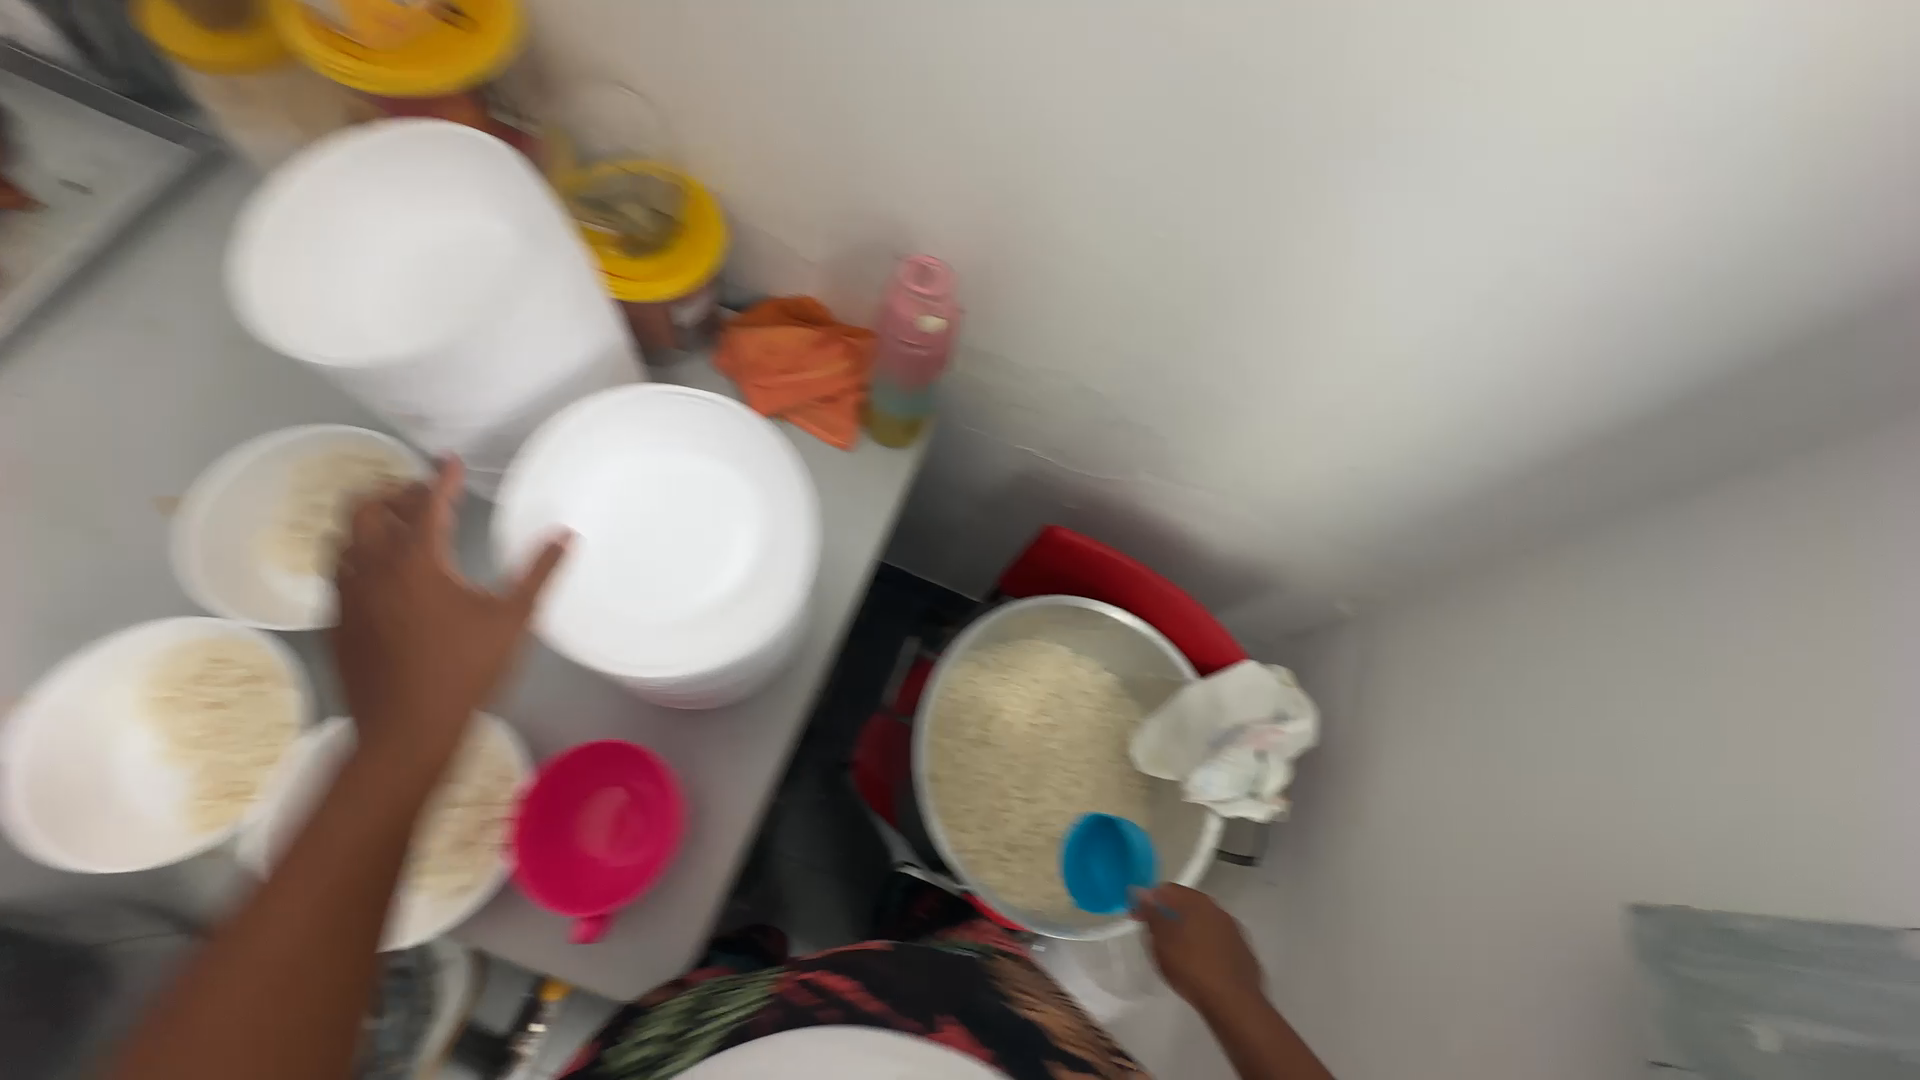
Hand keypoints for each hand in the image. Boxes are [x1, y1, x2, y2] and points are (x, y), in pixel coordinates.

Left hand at [329, 457, 568, 766]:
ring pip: (344, 537)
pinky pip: (338, 569)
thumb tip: (565, 536)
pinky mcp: (335, 620)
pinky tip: (378, 571)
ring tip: (397, 523)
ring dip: (370, 520)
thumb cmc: (466, 670)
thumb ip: (538, 573)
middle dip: (395, 492)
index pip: (430, 505)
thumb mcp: (513, 619)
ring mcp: (347, 595)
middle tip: (423, 493)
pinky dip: (357, 553)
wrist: (405, 729)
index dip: (443, 479)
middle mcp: (373, 568)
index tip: (450, 460)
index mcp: (418, 561)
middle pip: (368, 509)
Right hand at [1133, 884, 1264, 1013]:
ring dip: (1188, 931)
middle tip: (1155, 936)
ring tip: (1176, 953)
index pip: (1166, 890)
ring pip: (1204, 924)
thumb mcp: (1161, 941)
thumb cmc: (1191, 968)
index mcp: (1197, 902)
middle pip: (1187, 905)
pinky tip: (1199, 965)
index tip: (1137, 918)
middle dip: (1169, 916)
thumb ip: (1150, 913)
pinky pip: (1218, 942)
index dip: (1148, 901)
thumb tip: (1141, 893)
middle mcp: (1218, 910)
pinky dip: (1205, 946)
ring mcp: (1234, 931)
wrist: (1234, 1004)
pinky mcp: (1244, 953)